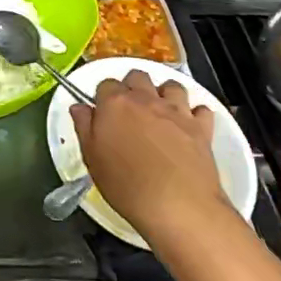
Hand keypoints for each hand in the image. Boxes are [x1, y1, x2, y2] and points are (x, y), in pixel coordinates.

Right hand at [70, 69, 225, 241]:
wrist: (177, 204)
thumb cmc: (126, 186)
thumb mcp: (93, 160)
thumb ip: (84, 128)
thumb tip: (79, 107)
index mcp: (116, 104)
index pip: (106, 84)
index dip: (104, 97)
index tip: (104, 114)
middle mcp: (147, 99)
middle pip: (138, 76)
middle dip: (132, 87)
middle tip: (129, 112)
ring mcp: (177, 110)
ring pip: (171, 85)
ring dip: (164, 94)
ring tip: (160, 115)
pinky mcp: (201, 126)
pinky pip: (201, 109)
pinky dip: (195, 114)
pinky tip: (188, 127)